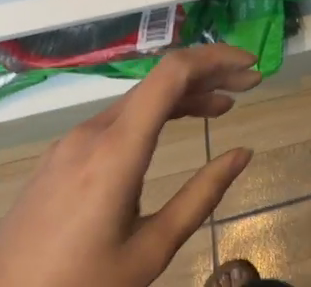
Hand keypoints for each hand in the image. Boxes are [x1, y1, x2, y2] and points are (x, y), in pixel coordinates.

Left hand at [0, 43, 261, 286]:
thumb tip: (244, 153)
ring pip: (138, 99)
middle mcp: (92, 132)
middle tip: (251, 84)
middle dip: (209, 75)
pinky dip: (153, 114)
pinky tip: (171, 130)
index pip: (172, 74)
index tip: (252, 66)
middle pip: (159, 81)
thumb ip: (201, 196)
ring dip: (183, 95)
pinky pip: (115, 119)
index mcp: (116, 150)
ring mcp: (70, 143)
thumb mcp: (150, 251)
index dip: (216, 59)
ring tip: (223, 107)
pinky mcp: (58, 158)